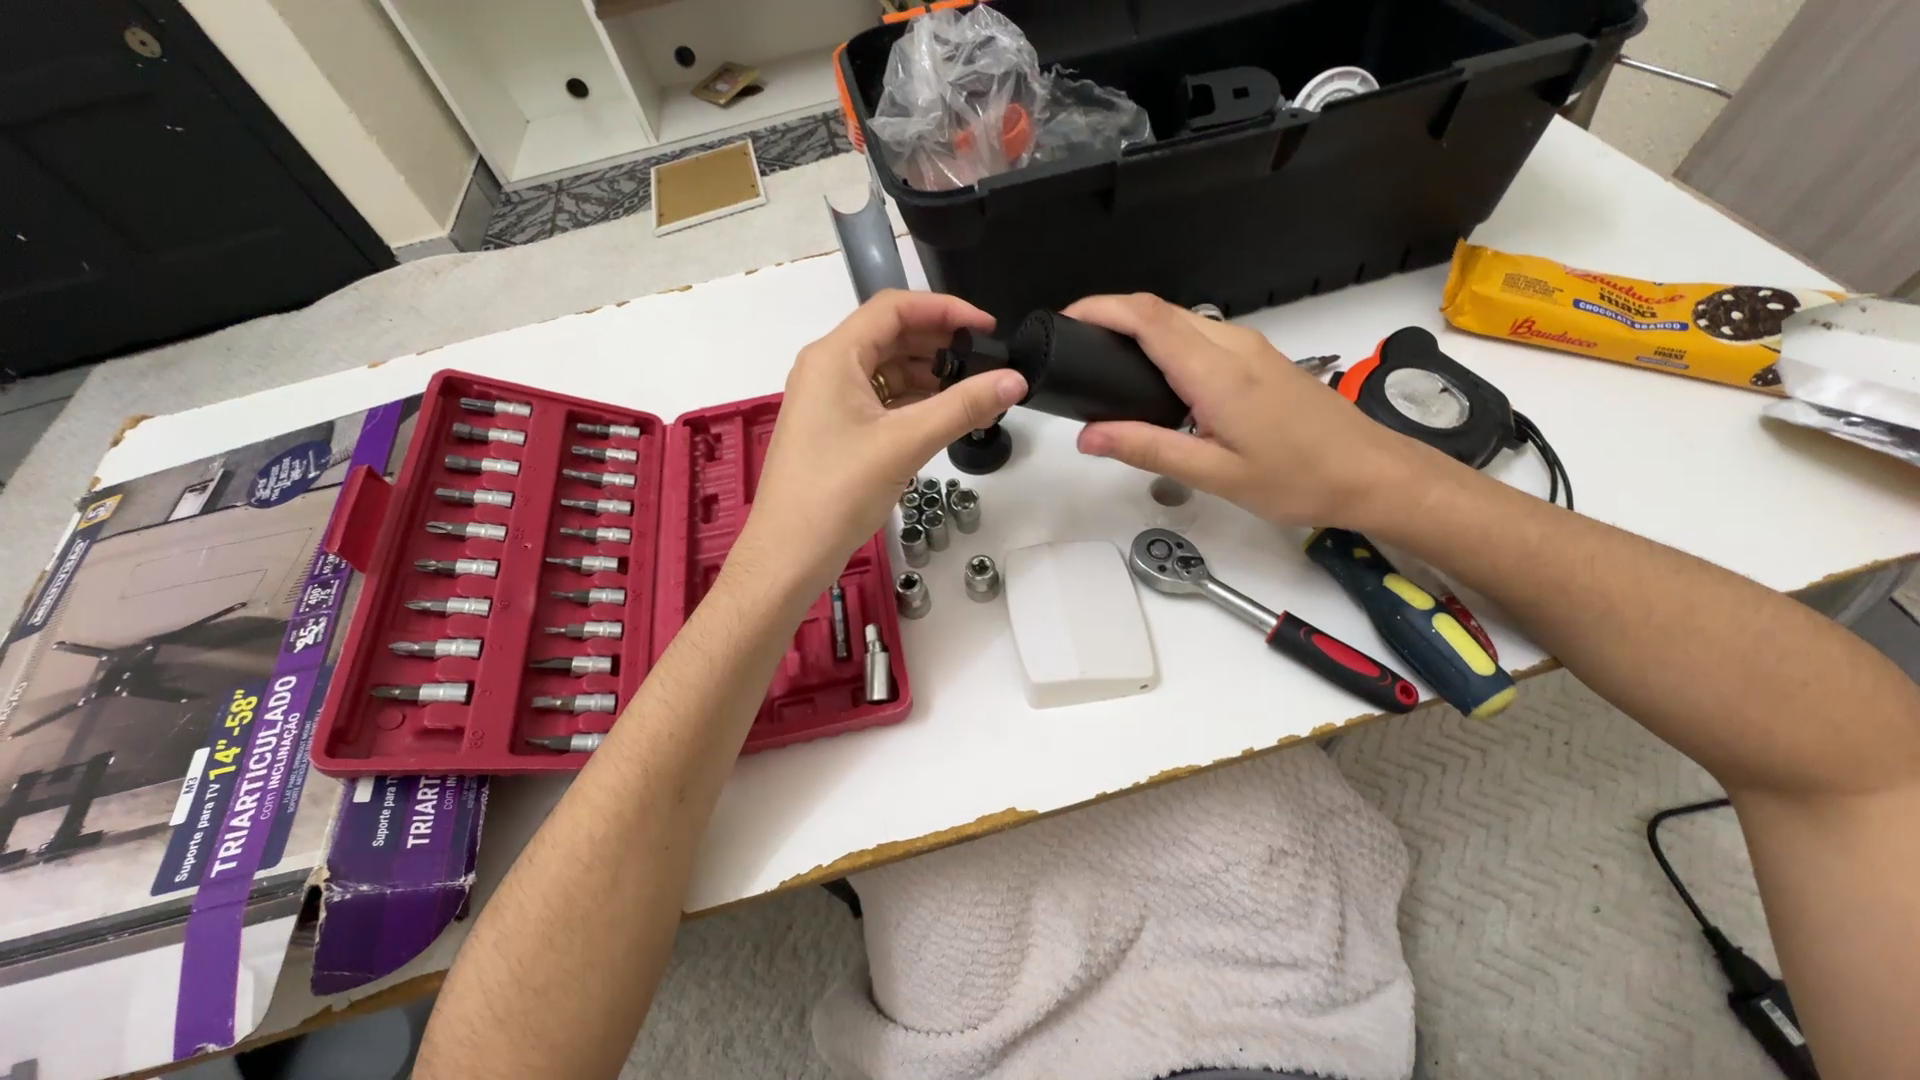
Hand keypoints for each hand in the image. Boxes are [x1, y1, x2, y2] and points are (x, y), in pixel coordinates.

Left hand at [731, 291, 1027, 597]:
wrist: (790, 553)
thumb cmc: (837, 492)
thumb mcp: (906, 443)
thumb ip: (964, 406)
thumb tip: (1014, 380)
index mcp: (834, 356)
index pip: (895, 308)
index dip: (945, 310)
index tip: (988, 328)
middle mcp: (826, 368)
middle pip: (891, 336)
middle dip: (940, 344)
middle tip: (986, 362)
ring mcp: (827, 400)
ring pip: (886, 369)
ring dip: (928, 376)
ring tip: (972, 392)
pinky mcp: (833, 428)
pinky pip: (878, 399)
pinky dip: (912, 402)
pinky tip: (943, 417)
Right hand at [1064, 294, 1429, 528]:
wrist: (1371, 472)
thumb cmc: (1299, 479)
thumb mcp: (1215, 474)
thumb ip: (1147, 449)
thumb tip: (1089, 436)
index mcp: (1218, 373)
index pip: (1148, 318)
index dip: (1101, 308)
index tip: (1065, 319)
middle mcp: (1235, 346)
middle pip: (1161, 309)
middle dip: (1111, 314)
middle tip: (1074, 345)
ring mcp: (1252, 347)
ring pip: (1183, 318)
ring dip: (1139, 326)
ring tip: (1104, 359)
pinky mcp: (1261, 357)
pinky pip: (1203, 333)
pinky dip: (1167, 339)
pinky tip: (1154, 374)